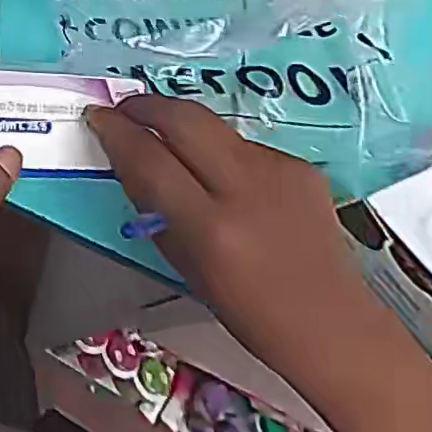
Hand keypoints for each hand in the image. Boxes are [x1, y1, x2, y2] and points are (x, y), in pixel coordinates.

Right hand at [85, 95, 389, 389]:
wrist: (333, 326)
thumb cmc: (246, 309)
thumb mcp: (183, 263)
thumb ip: (152, 206)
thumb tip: (127, 157)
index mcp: (211, 228)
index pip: (149, 159)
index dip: (116, 130)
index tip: (98, 116)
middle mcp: (246, 191)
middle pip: (183, 119)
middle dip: (146, 105)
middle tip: (125, 109)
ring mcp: (279, 173)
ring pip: (212, 125)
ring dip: (180, 124)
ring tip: (165, 138)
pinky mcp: (301, 166)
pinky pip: (242, 143)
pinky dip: (218, 148)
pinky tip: (219, 172)